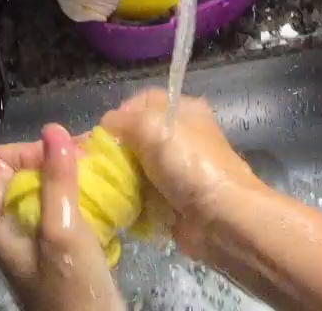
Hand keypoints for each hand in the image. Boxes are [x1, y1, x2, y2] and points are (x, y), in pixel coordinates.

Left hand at [0, 123, 125, 310]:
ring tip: (104, 175)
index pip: (3, 159)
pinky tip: (106, 197)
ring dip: (76, 176)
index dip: (33, 151)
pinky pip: (66, 205)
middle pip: (28, 169)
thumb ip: (57, 179)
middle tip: (92, 161)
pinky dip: (84, 195)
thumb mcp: (62, 229)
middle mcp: (11, 224)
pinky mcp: (58, 246)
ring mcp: (35, 236)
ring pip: (50, 186)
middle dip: (59, 159)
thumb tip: (53, 127)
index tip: (66, 158)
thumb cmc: (71, 288)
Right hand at [99, 89, 264, 255]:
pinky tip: (121, 206)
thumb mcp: (151, 127)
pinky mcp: (175, 200)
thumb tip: (105, 125)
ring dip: (123, 178)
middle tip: (99, 164)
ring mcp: (179, 170)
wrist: (222, 219)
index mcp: (183, 109)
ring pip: (139, 168)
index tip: (103, 134)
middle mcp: (182, 136)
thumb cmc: (188, 163)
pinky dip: (133, 201)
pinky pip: (145, 195)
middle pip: (138, 136)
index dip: (121, 114)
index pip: (143, 101)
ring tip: (107, 187)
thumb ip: (122, 121)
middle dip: (117, 150)